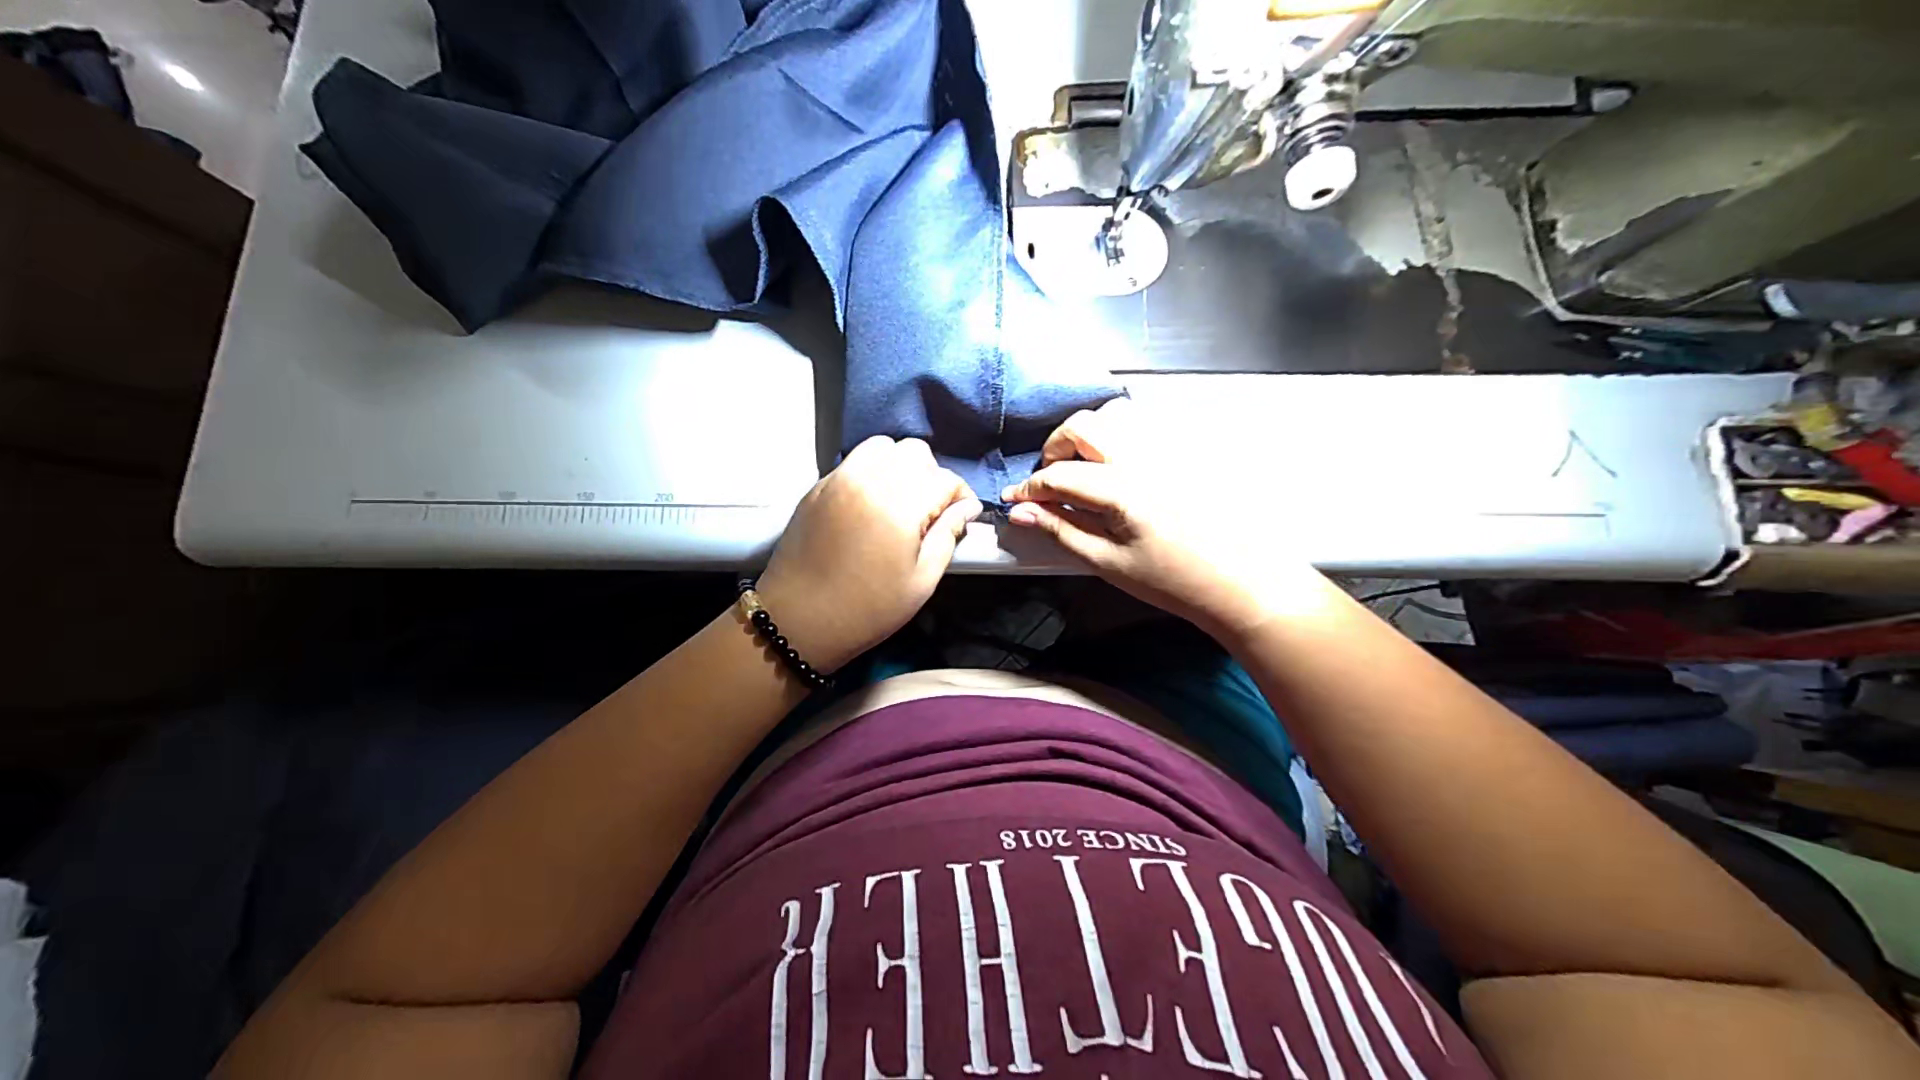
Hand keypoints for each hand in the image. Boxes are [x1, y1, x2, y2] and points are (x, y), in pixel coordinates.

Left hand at [756, 436, 979, 671]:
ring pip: (883, 447)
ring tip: (901, 502)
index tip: (960, 518)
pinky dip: (873, 471)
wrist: (797, 620)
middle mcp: (869, 481)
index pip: (945, 479)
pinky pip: (855, 461)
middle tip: (930, 511)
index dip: (960, 497)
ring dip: (901, 467)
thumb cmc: (866, 609)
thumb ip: (947, 536)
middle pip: (916, 452)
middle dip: (932, 476)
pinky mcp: (818, 486)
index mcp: (898, 506)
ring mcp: (839, 479)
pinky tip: (872, 505)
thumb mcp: (921, 582)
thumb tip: (967, 509)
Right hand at [1003, 400, 1331, 638]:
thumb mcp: (1109, 562)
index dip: (1030, 488)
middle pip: (1082, 427)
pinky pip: (1147, 424)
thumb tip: (1024, 513)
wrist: (1242, 584)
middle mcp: (1145, 458)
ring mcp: (1171, 449)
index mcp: (1123, 489)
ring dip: (1089, 435)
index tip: (1015, 499)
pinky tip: (1121, 464)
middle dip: (1055, 448)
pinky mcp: (1189, 451)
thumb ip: (1062, 530)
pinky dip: (1122, 435)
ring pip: (1115, 415)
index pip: (1059, 475)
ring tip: (1084, 467)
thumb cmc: (1176, 581)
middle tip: (1049, 479)